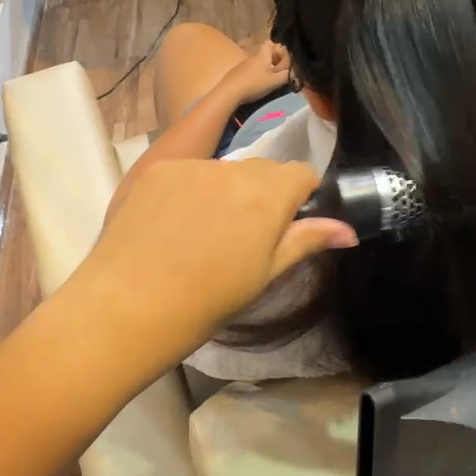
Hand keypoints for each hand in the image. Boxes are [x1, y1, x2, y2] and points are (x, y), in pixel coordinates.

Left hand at [76, 157, 356, 349]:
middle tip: (241, 239)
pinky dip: (188, 191)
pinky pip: (189, 171)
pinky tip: (170, 227)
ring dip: (225, 192)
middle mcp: (235, 169)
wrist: (126, 309)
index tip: (284, 228)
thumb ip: (306, 241)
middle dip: (262, 195)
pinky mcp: (160, 169)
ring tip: (200, 237)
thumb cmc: (206, 302)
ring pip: (225, 170)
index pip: (302, 173)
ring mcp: (194, 166)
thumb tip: (349, 230)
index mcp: (269, 194)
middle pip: (263, 171)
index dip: (300, 198)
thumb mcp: (264, 276)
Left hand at [214, 41, 292, 105]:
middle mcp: (252, 56)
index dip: (278, 49)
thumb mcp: (275, 81)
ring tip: (268, 81)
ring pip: (256, 63)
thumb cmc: (254, 84)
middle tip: (279, 73)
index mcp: (262, 55)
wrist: (229, 92)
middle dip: (273, 61)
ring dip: (263, 69)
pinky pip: (248, 70)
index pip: (271, 43)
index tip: (284, 60)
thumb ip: (287, 75)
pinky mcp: (235, 73)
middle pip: (264, 54)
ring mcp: (242, 64)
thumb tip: (295, 70)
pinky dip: (254, 75)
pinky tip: (254, 85)